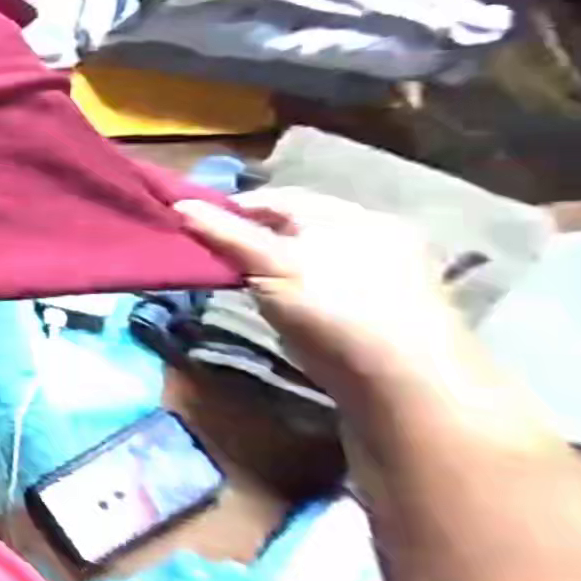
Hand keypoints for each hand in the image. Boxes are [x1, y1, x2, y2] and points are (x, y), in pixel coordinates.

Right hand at [172, 189, 470, 401]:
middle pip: (292, 223)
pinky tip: (279, 298)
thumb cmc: (334, 311)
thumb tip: (176, 205)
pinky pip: (321, 275)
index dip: (231, 208)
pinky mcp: (380, 303)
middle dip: (250, 234)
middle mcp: (372, 233)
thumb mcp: (270, 266)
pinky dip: (292, 280)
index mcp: (352, 215)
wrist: (404, 383)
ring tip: (241, 276)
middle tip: (213, 253)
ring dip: (270, 258)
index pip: (276, 198)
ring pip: (305, 250)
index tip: (194, 227)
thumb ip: (224, 233)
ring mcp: (381, 269)